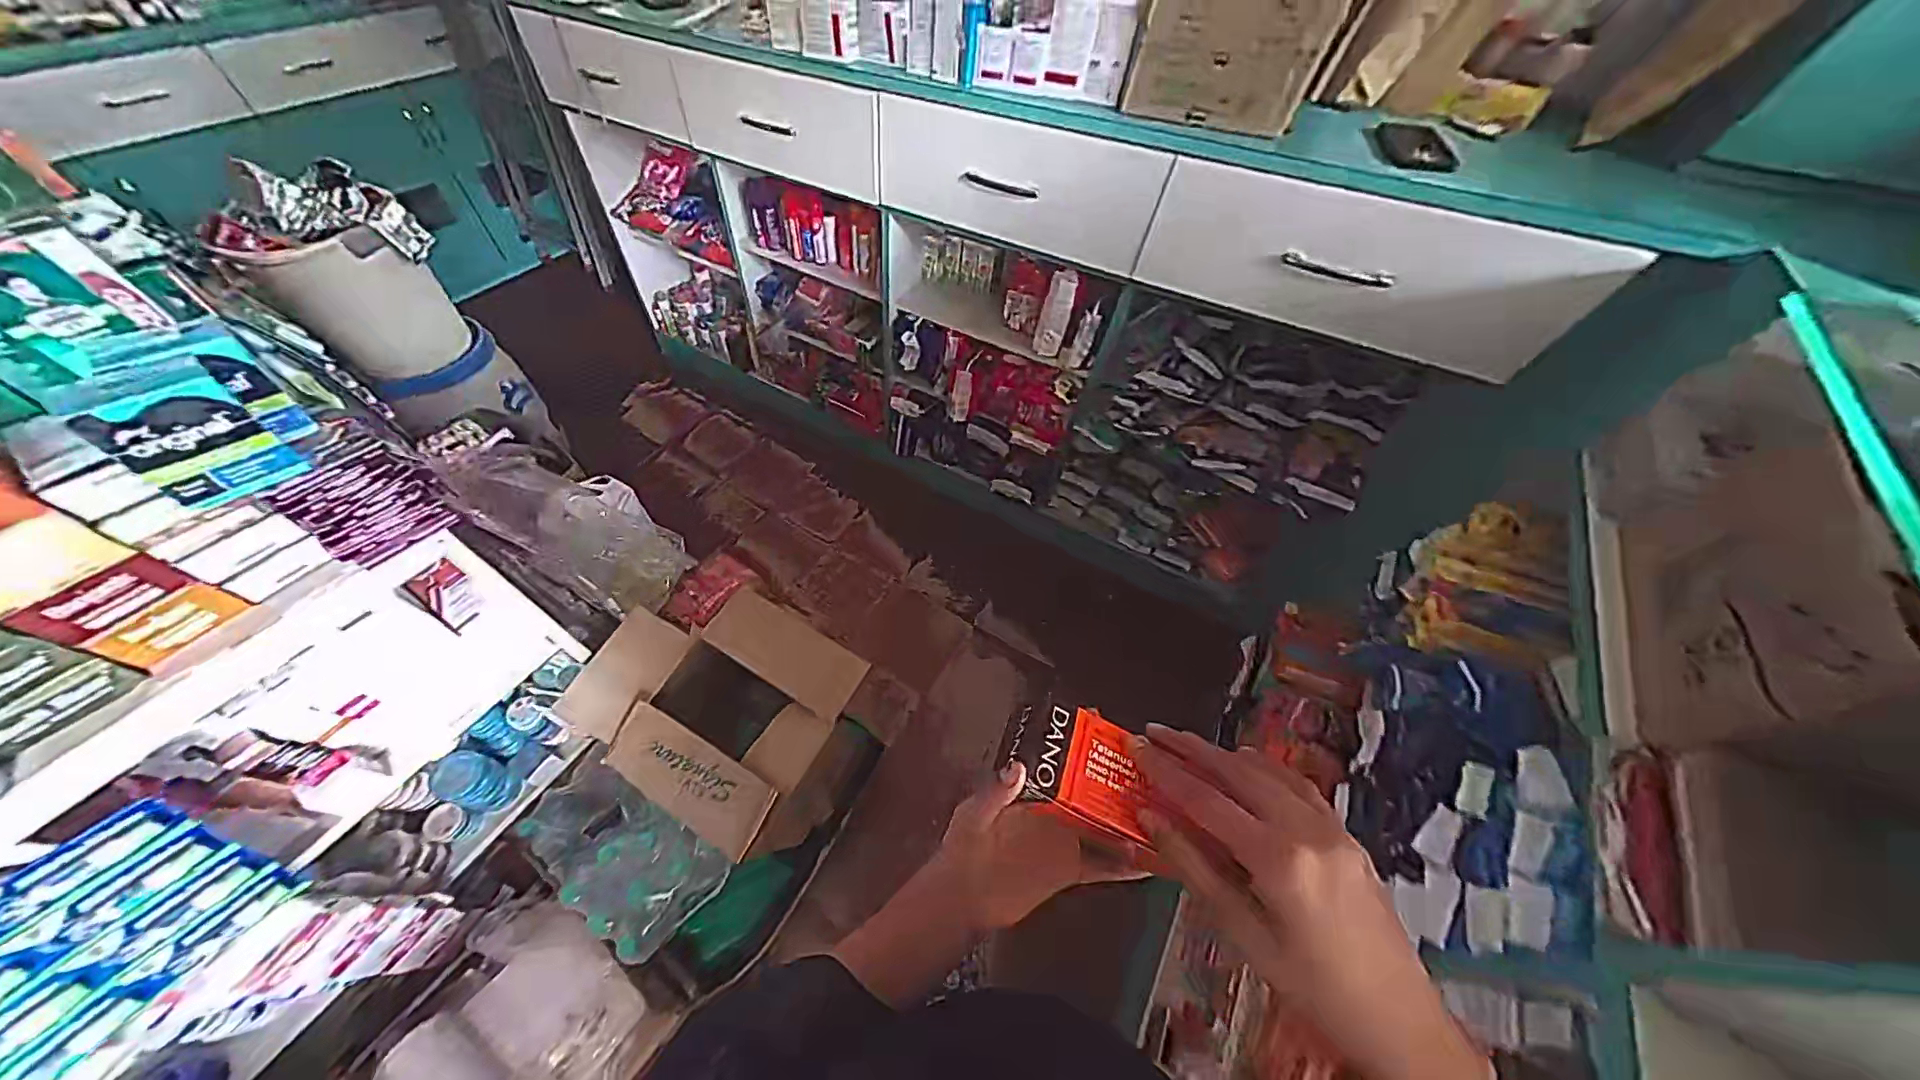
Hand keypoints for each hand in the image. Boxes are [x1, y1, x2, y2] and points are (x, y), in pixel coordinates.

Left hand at [927, 761, 1146, 933]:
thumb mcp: (975, 815)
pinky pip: (1101, 866)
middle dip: (1114, 779)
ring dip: (1128, 822)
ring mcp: (1063, 841)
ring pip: (1103, 827)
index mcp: (1031, 793)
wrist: (962, 896)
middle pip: (1089, 792)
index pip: (1060, 763)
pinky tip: (1149, 865)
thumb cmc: (964, 848)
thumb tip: (1018, 767)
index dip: (1080, 744)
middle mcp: (1053, 813)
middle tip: (1145, 769)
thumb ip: (996, 793)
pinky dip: (1124, 866)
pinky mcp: (1068, 871)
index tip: (1100, 725)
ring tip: (1160, 814)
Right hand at [1133, 724, 1486, 1079]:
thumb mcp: (1243, 934)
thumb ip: (1194, 868)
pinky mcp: (1346, 833)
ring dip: (1224, 754)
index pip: (1206, 800)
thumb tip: (1150, 819)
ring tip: (1187, 743)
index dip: (1166, 771)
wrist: (1398, 1019)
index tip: (1138, 748)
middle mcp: (1307, 831)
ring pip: (1268, 772)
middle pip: (1237, 772)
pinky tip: (1244, 763)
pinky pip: (1298, 785)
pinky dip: (1263, 768)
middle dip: (1191, 749)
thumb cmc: (1312, 988)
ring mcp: (1332, 828)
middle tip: (1154, 732)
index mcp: (1278, 860)